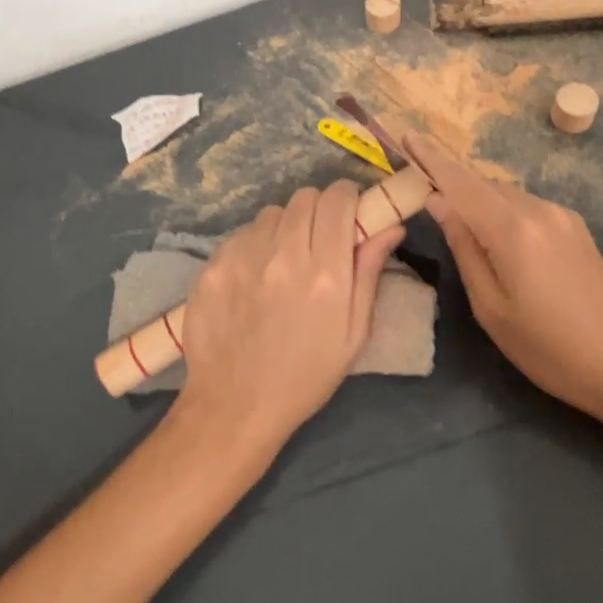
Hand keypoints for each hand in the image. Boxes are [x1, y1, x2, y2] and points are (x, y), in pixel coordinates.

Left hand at [173, 181, 404, 450]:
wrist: (235, 405)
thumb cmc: (305, 376)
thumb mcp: (353, 334)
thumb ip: (368, 273)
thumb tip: (389, 226)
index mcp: (326, 273)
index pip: (337, 200)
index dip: (347, 197)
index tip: (349, 210)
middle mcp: (284, 255)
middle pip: (305, 197)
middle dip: (318, 209)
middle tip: (319, 237)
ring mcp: (243, 257)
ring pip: (271, 213)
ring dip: (284, 227)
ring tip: (283, 262)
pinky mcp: (213, 265)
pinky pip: (241, 234)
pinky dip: (253, 245)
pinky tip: (254, 277)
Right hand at [405, 134, 602, 415]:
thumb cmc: (545, 346)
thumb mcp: (489, 305)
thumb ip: (463, 247)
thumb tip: (438, 202)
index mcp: (512, 230)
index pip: (461, 182)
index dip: (431, 157)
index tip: (407, 135)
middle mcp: (538, 210)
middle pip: (482, 184)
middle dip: (451, 181)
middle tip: (421, 189)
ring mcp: (561, 216)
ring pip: (505, 194)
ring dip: (477, 199)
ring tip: (455, 219)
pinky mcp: (575, 227)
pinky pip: (525, 207)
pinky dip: (501, 210)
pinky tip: (495, 236)